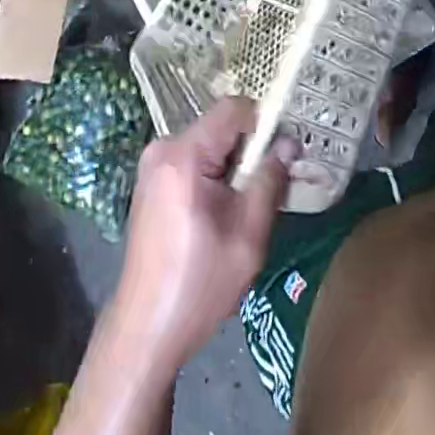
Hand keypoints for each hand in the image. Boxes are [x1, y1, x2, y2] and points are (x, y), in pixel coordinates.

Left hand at [109, 98, 295, 370]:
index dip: (266, 122)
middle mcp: (163, 148)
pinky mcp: (151, 181)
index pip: (233, 108)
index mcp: (184, 154)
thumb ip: (270, 179)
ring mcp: (153, 164)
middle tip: (273, 185)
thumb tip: (289, 142)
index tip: (286, 151)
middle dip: (251, 149)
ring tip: (248, 207)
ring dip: (234, 166)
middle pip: (221, 126)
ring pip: (209, 144)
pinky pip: (193, 160)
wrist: (146, 327)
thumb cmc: (200, 283)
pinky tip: (223, 213)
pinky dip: (215, 175)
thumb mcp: (249, 233)